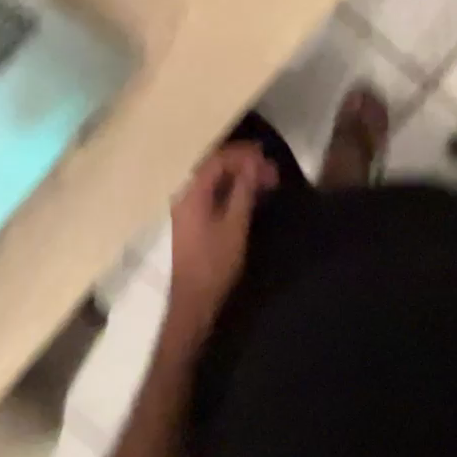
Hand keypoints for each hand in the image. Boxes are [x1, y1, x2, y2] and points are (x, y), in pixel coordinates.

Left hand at [165, 143, 277, 347]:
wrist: (193, 302)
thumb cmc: (215, 264)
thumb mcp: (235, 225)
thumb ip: (243, 190)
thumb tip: (253, 163)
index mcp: (192, 194)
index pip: (216, 160)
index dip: (241, 154)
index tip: (266, 156)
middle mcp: (185, 196)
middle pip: (214, 168)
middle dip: (242, 164)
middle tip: (270, 170)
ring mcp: (187, 209)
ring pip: (214, 182)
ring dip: (239, 177)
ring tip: (266, 181)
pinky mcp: (192, 222)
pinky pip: (212, 195)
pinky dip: (231, 191)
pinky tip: (249, 196)